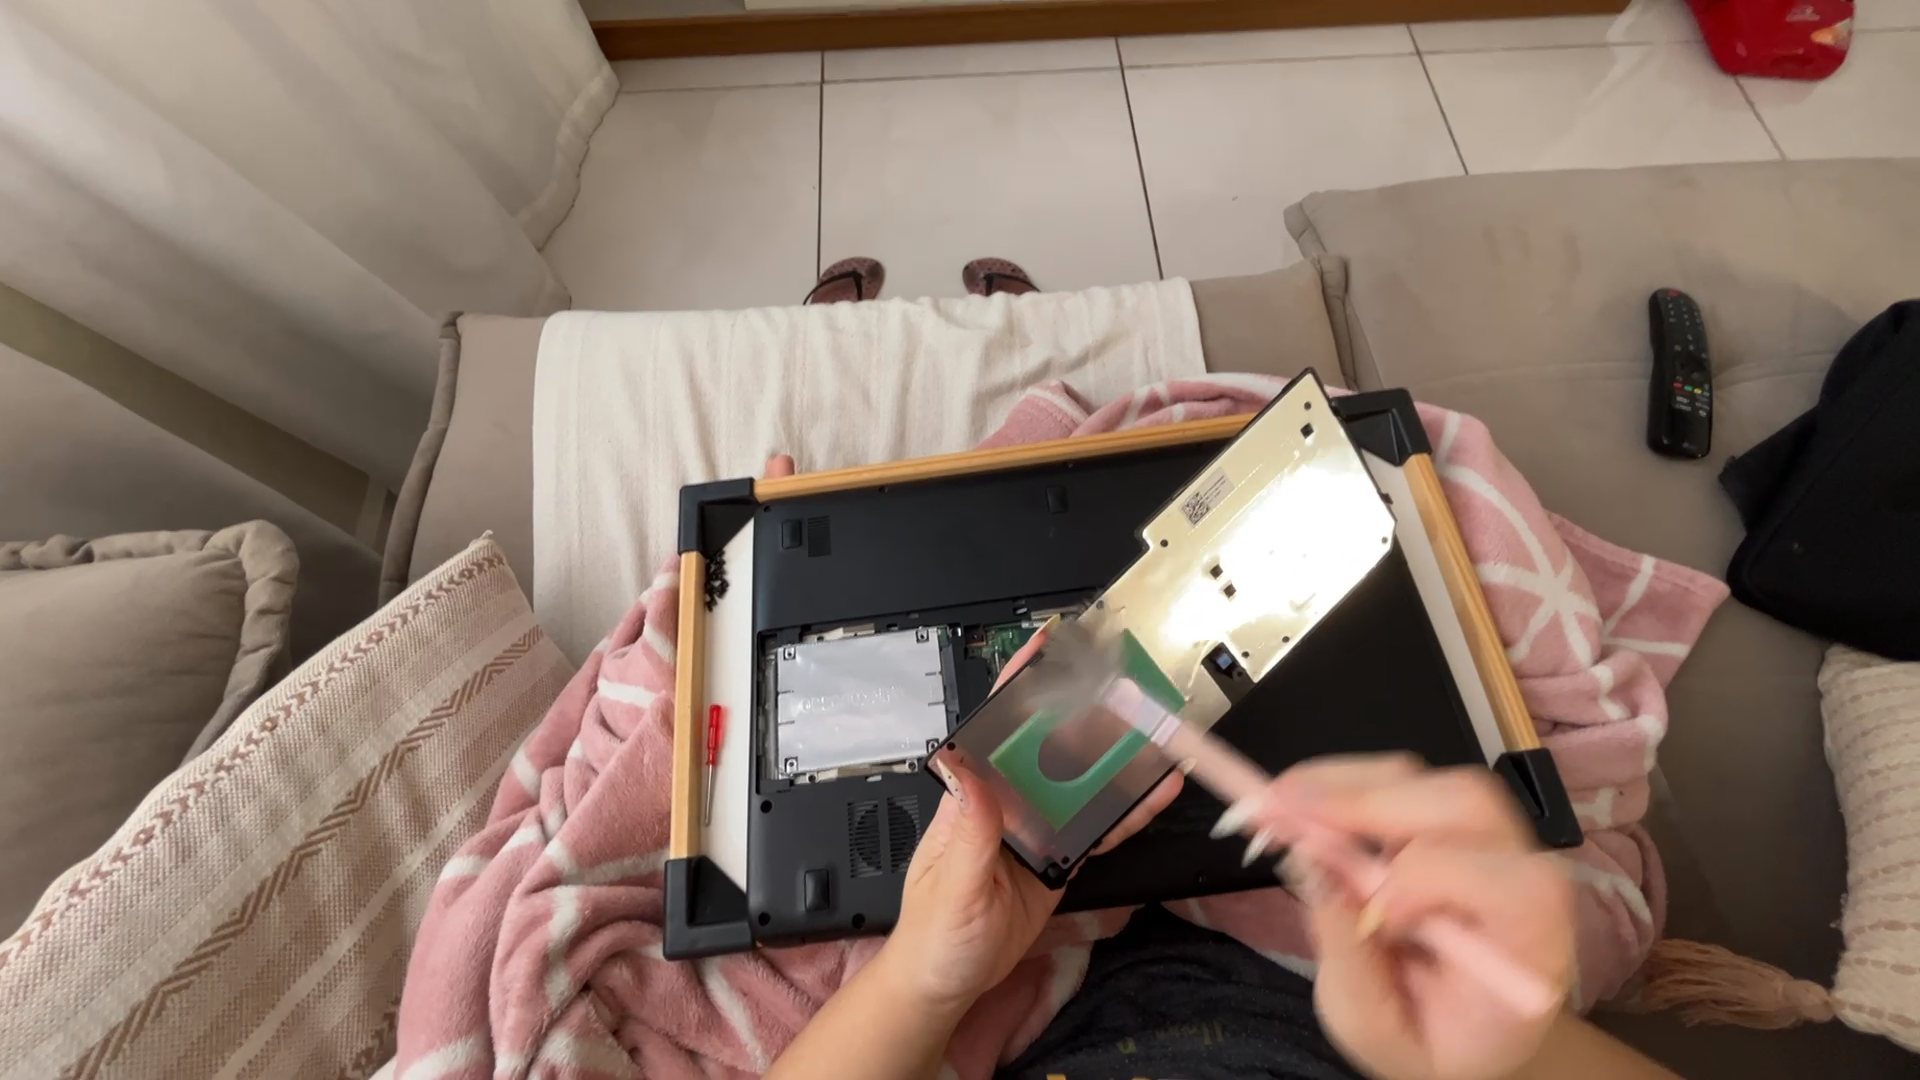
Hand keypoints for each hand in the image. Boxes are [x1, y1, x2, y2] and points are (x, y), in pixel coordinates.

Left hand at [878, 627, 1182, 1012]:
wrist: (949, 981)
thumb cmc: (936, 932)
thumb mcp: (951, 882)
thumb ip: (967, 829)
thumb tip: (969, 769)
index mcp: (972, 797)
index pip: (994, 728)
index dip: (1017, 685)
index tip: (1044, 649)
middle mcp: (1006, 804)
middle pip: (1047, 747)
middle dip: (1081, 713)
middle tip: (1120, 688)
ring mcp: (1035, 829)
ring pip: (1078, 782)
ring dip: (1111, 758)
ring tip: (1150, 732)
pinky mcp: (1059, 859)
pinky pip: (1096, 828)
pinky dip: (1125, 812)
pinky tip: (1150, 796)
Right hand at [1267, 756, 1573, 1079]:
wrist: (1456, 1028)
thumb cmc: (1426, 1040)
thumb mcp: (1375, 1030)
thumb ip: (1346, 955)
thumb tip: (1305, 859)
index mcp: (1529, 947)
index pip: (1510, 884)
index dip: (1430, 879)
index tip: (1368, 914)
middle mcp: (1518, 876)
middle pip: (1464, 801)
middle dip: (1363, 801)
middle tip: (1279, 812)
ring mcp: (1480, 837)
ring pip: (1420, 776)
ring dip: (1338, 783)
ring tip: (1276, 805)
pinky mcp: (1438, 818)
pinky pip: (1390, 776)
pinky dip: (1333, 781)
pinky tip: (1294, 804)